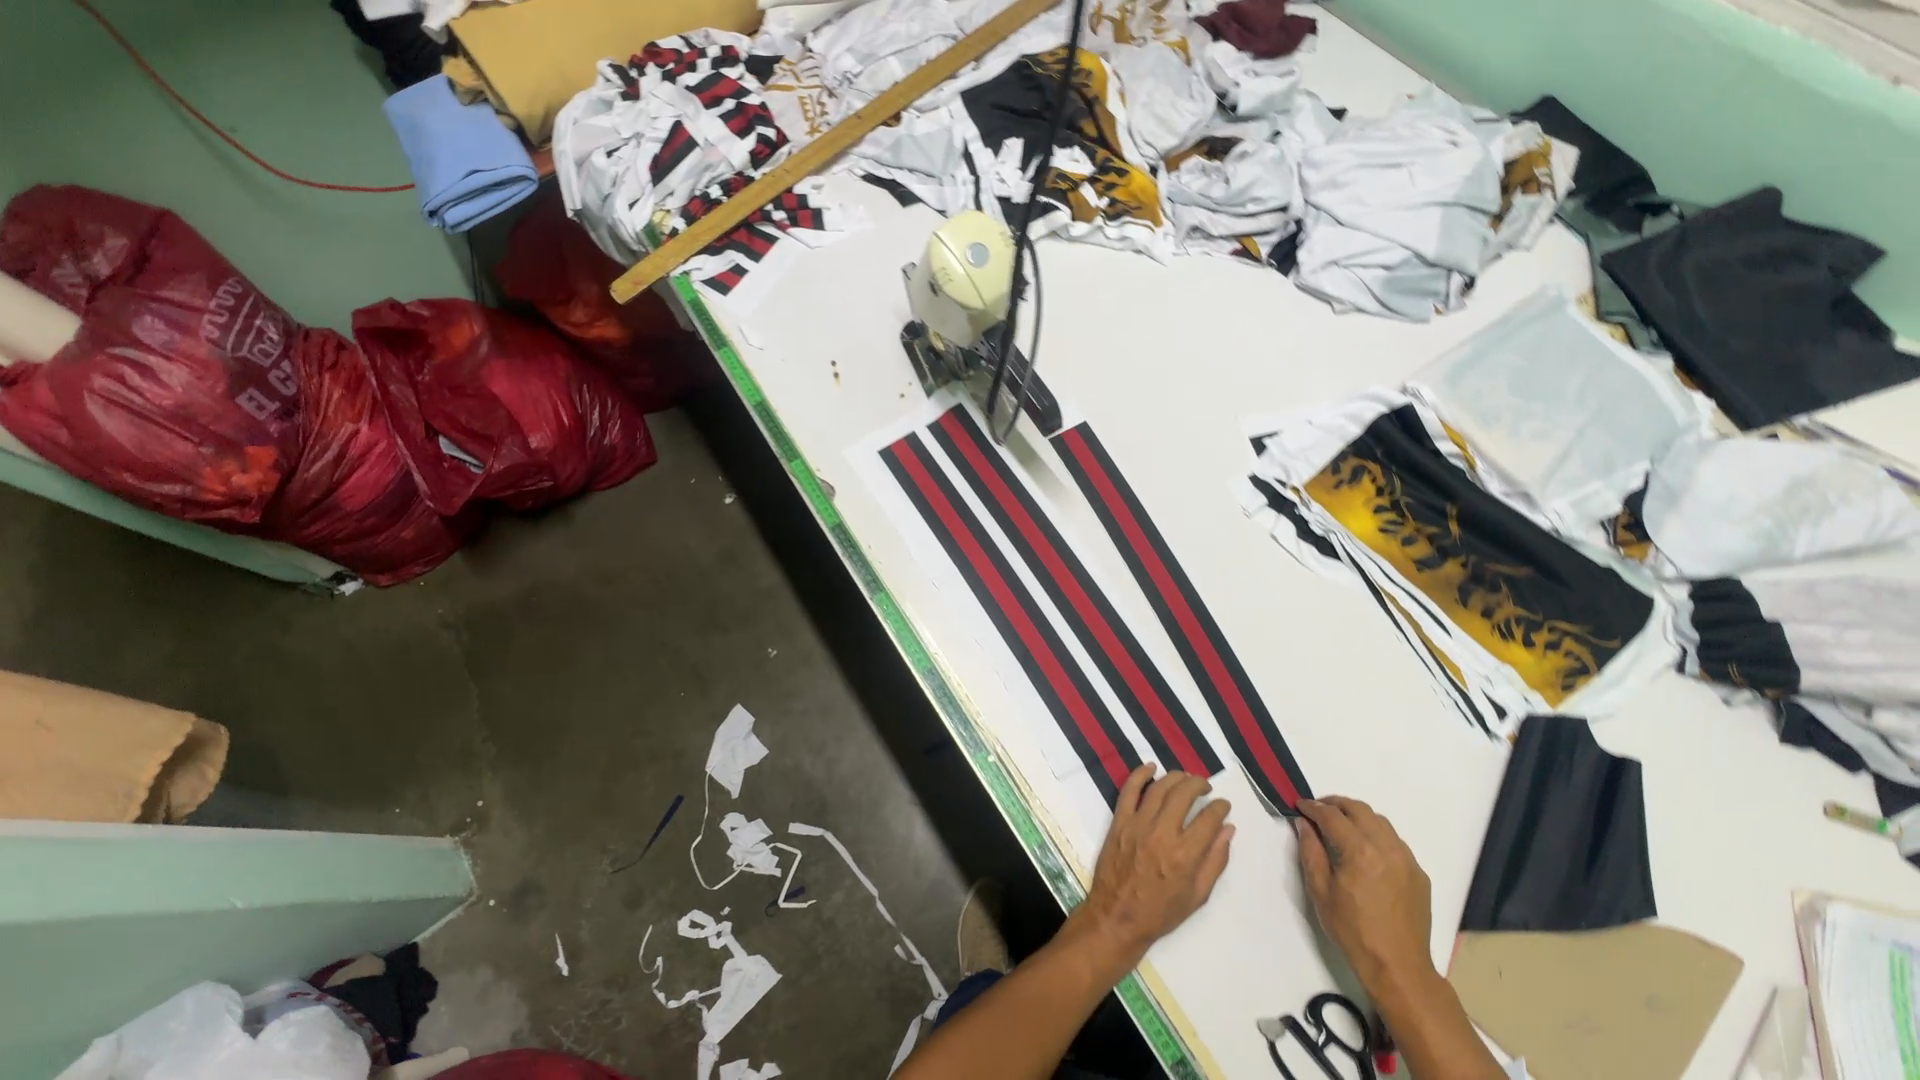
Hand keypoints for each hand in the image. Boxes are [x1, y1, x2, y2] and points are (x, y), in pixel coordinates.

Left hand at [1068, 766, 1233, 977]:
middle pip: (1184, 793)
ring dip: (1176, 777)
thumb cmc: (1161, 912)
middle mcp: (1162, 834)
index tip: (1223, 805)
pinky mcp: (1119, 823)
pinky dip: (1140, 774)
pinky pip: (1129, 791)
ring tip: (1185, 779)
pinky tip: (1151, 767)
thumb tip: (1228, 829)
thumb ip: (1215, 860)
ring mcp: (1137, 825)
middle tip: (1205, 787)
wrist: (1117, 917)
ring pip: (1159, 787)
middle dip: (1199, 784)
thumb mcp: (1198, 895)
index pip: (1209, 817)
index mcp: (1185, 854)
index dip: (1220, 807)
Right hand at [1296, 796, 1434, 993]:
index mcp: (1359, 852)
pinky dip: (1376, 834)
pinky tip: (1365, 850)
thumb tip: (1304, 824)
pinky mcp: (1418, 872)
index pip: (1332, 816)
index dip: (1313, 807)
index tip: (1300, 805)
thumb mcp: (1320, 891)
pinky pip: (1395, 842)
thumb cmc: (1351, 930)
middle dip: (1336, 804)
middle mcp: (1387, 848)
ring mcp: (1407, 859)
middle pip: (1360, 810)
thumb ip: (1310, 852)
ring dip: (1358, 816)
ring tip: (1341, 825)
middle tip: (1318, 809)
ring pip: (1381, 822)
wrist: (1397, 964)